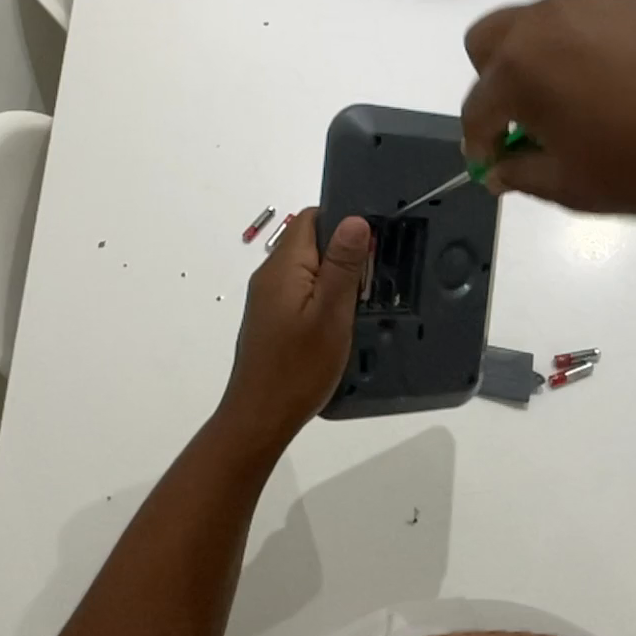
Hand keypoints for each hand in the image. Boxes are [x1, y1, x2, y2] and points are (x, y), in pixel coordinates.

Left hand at [217, 209, 370, 446]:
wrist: (260, 416)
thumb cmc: (299, 366)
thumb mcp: (331, 313)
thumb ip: (343, 264)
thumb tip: (354, 218)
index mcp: (284, 265)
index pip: (312, 218)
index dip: (343, 221)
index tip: (373, 241)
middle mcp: (270, 274)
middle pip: (310, 242)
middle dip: (344, 252)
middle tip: (374, 276)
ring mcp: (268, 298)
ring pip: (307, 268)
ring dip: (336, 277)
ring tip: (363, 300)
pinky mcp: (271, 318)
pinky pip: (300, 291)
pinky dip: (323, 297)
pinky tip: (341, 320)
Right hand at [460, 0, 635, 221]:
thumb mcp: (574, 188)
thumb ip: (520, 174)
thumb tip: (500, 169)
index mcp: (522, 68)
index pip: (475, 106)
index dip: (478, 143)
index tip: (494, 165)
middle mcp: (550, 20)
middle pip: (488, 40)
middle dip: (494, 83)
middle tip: (529, 121)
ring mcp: (600, 0)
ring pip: (542, 23)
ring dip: (542, 60)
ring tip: (586, 103)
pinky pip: (595, 17)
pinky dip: (592, 47)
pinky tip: (633, 82)